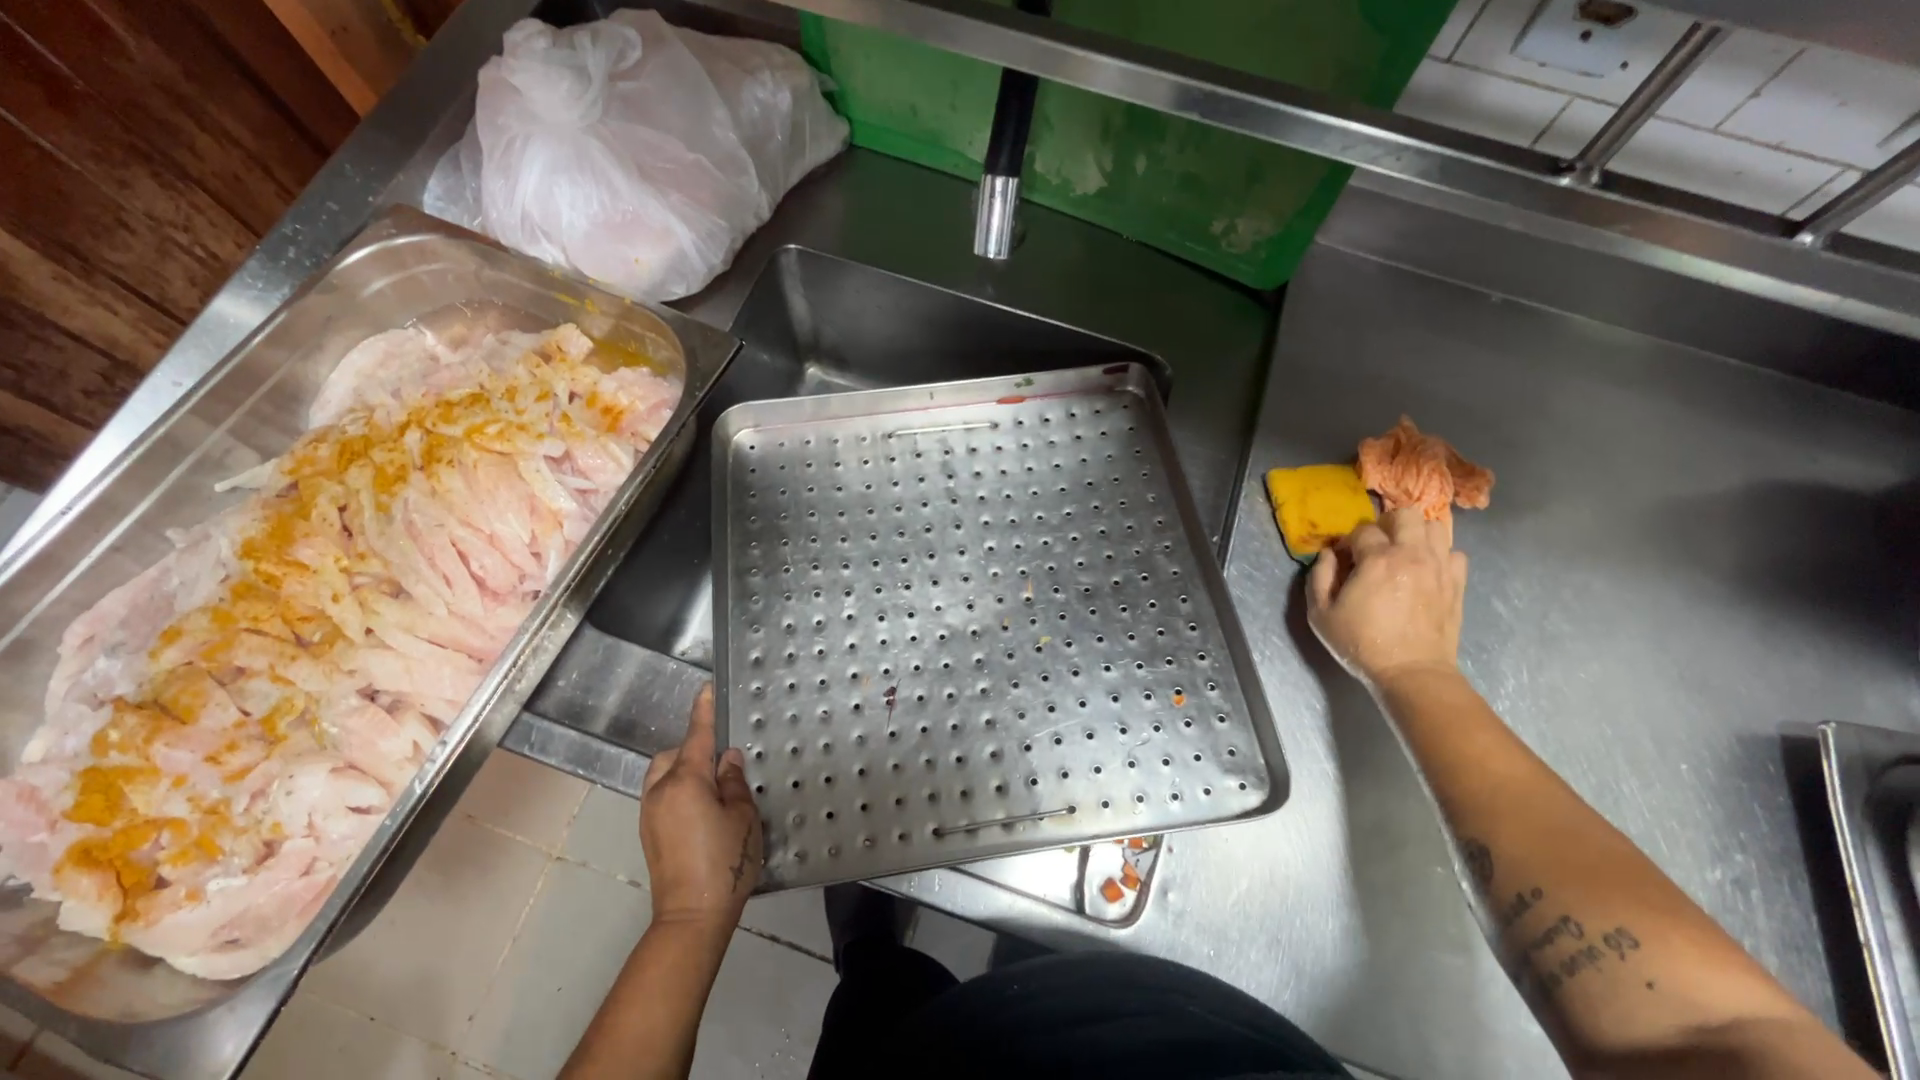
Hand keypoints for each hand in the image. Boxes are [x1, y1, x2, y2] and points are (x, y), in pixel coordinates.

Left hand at [640, 685, 762, 935]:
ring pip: (664, 778)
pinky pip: (664, 798)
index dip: (704, 712)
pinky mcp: (650, 835)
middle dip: (692, 751)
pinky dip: (680, 793)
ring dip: (684, 773)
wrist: (692, 916)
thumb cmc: (725, 861)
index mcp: (685, 781)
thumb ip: (734, 782)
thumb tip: (727, 759)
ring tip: (715, 790)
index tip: (707, 689)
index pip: (696, 736)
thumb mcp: (743, 817)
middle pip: (672, 756)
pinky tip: (704, 812)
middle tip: (723, 764)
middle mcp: (660, 792)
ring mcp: (650, 815)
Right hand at [1306, 507, 1468, 690]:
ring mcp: (1439, 567)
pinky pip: (1455, 553)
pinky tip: (1426, 571)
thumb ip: (1319, 578)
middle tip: (1377, 546)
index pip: (1363, 530)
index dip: (1350, 541)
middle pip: (1406, 514)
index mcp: (1377, 560)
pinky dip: (1440, 555)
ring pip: (1434, 527)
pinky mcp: (1457, 583)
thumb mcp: (1321, 615)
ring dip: (1416, 535)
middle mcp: (1412, 555)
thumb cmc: (1361, 644)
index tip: (1345, 560)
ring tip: (1404, 554)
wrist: (1411, 672)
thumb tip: (1329, 554)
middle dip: (1387, 524)